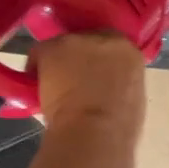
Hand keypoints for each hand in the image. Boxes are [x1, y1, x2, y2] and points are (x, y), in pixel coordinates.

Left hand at [33, 32, 147, 143]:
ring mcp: (76, 40)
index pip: (113, 46)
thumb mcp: (131, 95)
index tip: (98, 75)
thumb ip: (119, 79)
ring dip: (60, 63)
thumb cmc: (120, 123)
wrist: (94, 129)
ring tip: (57, 87)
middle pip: (87, 42)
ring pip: (63, 47)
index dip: (102, 61)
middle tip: (76, 81)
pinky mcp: (50, 47)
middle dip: (81, 59)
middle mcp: (104, 38)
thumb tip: (106, 82)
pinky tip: (40, 87)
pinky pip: (40, 54)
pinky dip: (37, 68)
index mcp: (129, 50)